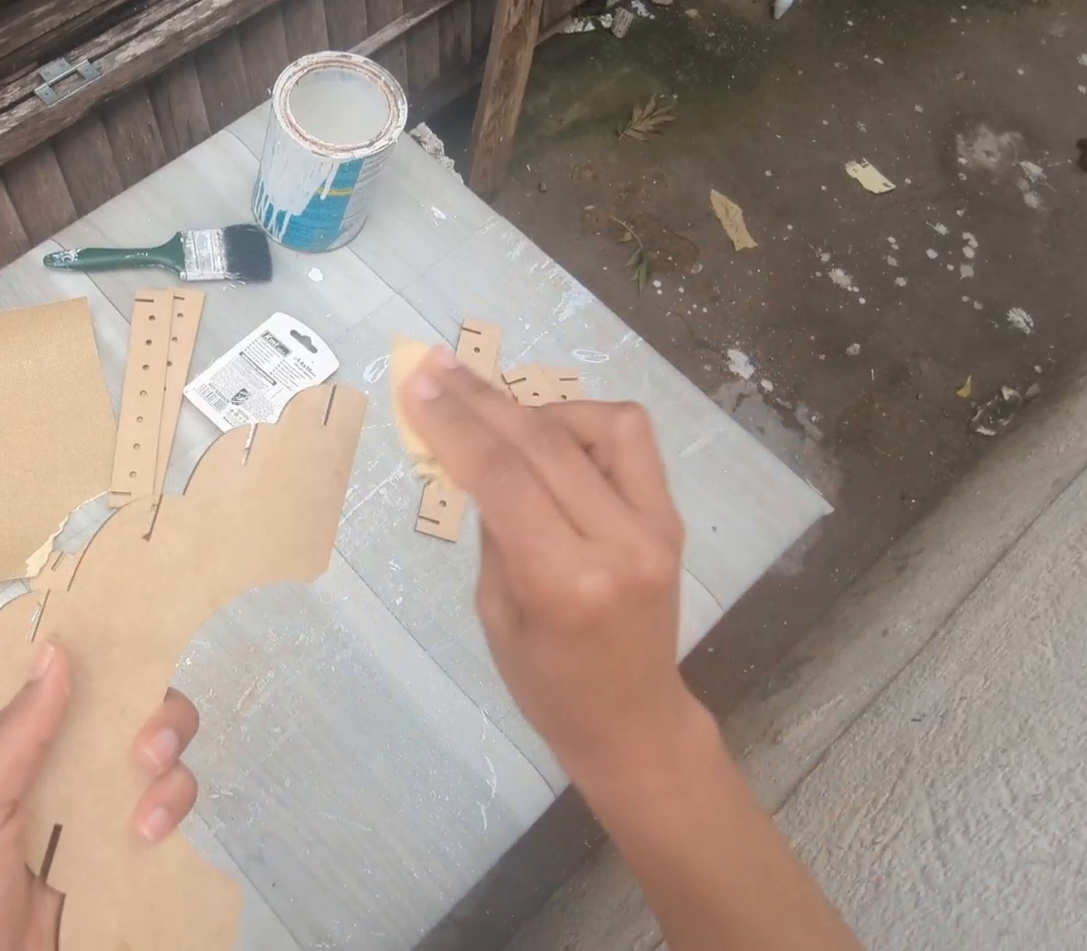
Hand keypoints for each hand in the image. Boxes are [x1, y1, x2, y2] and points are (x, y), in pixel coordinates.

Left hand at [0, 642, 200, 950]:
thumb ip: (13, 735)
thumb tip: (57, 651)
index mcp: (21, 742)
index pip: (67, 677)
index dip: (101, 652)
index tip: (133, 636)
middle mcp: (68, 761)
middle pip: (127, 707)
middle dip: (155, 713)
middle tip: (147, 750)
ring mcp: (102, 803)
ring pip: (159, 751)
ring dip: (169, 768)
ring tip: (148, 817)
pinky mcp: (130, 844)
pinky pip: (170, 804)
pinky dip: (174, 807)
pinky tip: (151, 837)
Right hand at [402, 347, 695, 783]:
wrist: (632, 719)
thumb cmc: (544, 681)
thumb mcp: (494, 607)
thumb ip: (492, 525)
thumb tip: (473, 455)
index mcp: (562, 581)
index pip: (501, 478)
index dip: (453, 424)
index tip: (416, 385)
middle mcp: (619, 544)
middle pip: (541, 443)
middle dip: (479, 399)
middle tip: (435, 367)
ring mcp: (656, 527)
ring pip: (597, 425)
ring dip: (535, 408)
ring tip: (495, 416)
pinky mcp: (670, 517)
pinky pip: (628, 439)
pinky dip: (581, 421)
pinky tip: (549, 434)